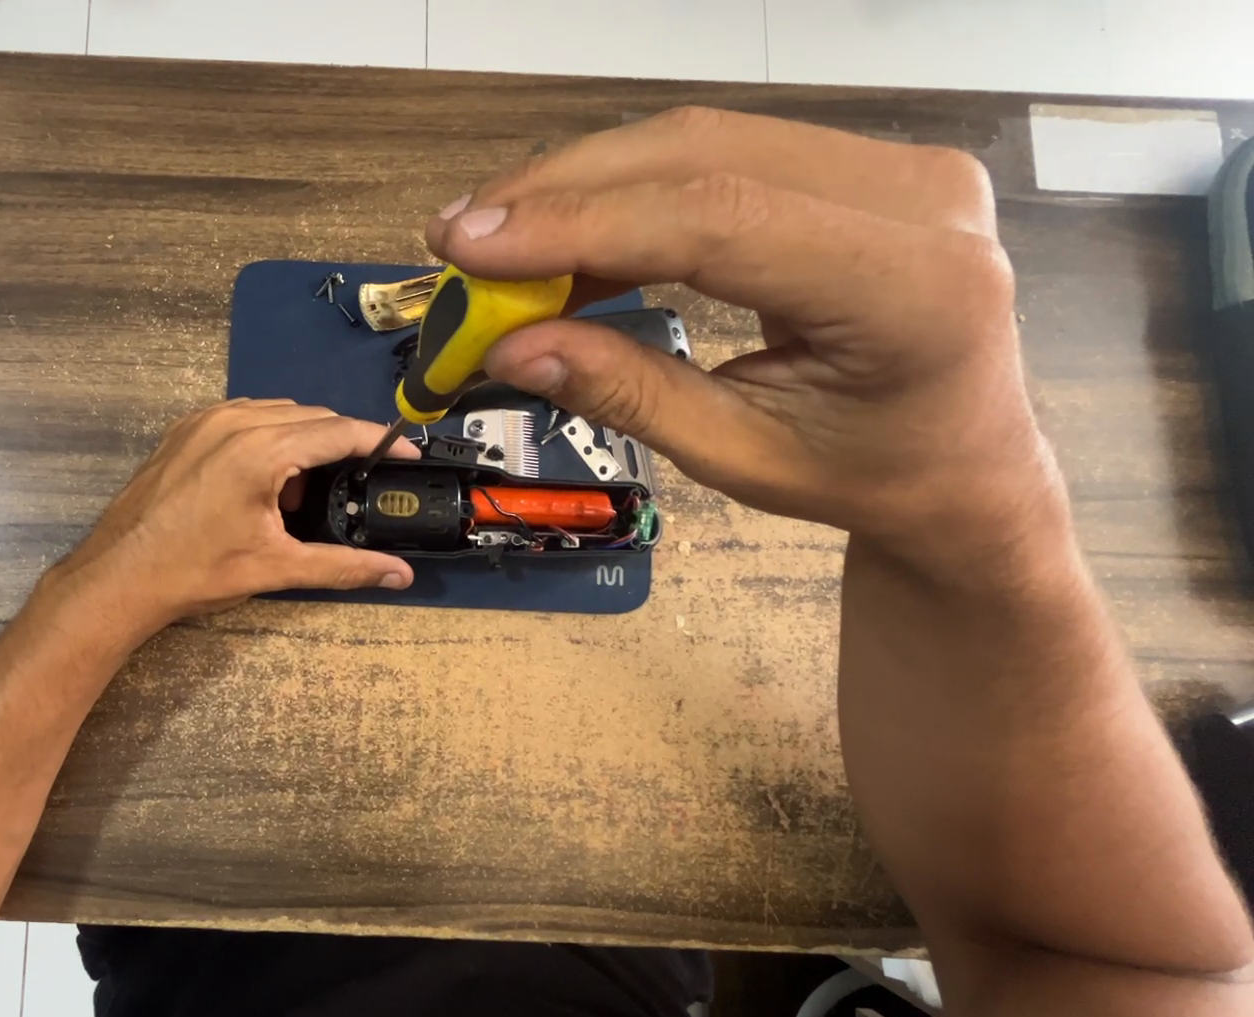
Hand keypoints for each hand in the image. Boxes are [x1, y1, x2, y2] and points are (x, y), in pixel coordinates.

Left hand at [52, 399, 417, 630]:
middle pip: (310, 417)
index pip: (338, 431)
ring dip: (302, 442)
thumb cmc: (195, 573)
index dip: (380, 440)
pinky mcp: (184, 429)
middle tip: (359, 481)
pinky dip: (267, 439)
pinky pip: (243, 418)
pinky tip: (265, 481)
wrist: (118, 577)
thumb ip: (345, 567)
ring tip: (303, 494)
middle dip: (341, 444)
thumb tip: (400, 575)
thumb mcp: (276, 569)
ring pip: (276, 414)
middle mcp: (233, 421)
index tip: (408, 452)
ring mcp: (204, 420)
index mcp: (260, 449)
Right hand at [427, 107, 1059, 580]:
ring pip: (696, 141)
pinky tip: (560, 236)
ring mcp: (890, 165)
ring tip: (491, 238)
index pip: (712, 220)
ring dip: (578, 185)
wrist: (959, 463)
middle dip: (558, 192)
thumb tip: (507, 349)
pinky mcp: (853, 166)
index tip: (466, 247)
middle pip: (697, 154)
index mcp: (906, 285)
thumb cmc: (858, 477)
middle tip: (457, 237)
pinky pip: (713, 158)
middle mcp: (912, 194)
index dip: (575, 225)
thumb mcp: (733, 455)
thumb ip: (623, 392)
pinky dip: (621, 196)